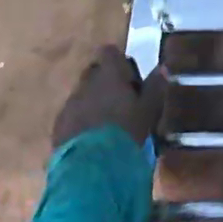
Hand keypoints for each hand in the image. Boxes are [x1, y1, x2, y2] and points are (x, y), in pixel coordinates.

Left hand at [50, 47, 169, 148]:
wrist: (91, 169)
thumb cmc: (126, 134)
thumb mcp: (148, 112)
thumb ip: (155, 88)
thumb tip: (163, 66)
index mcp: (108, 74)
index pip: (110, 52)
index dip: (120, 63)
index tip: (131, 82)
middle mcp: (86, 82)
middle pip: (95, 72)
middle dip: (106, 83)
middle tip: (122, 106)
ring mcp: (70, 102)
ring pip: (83, 94)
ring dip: (93, 104)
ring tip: (108, 128)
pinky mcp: (59, 124)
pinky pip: (72, 115)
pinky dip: (81, 122)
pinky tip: (92, 142)